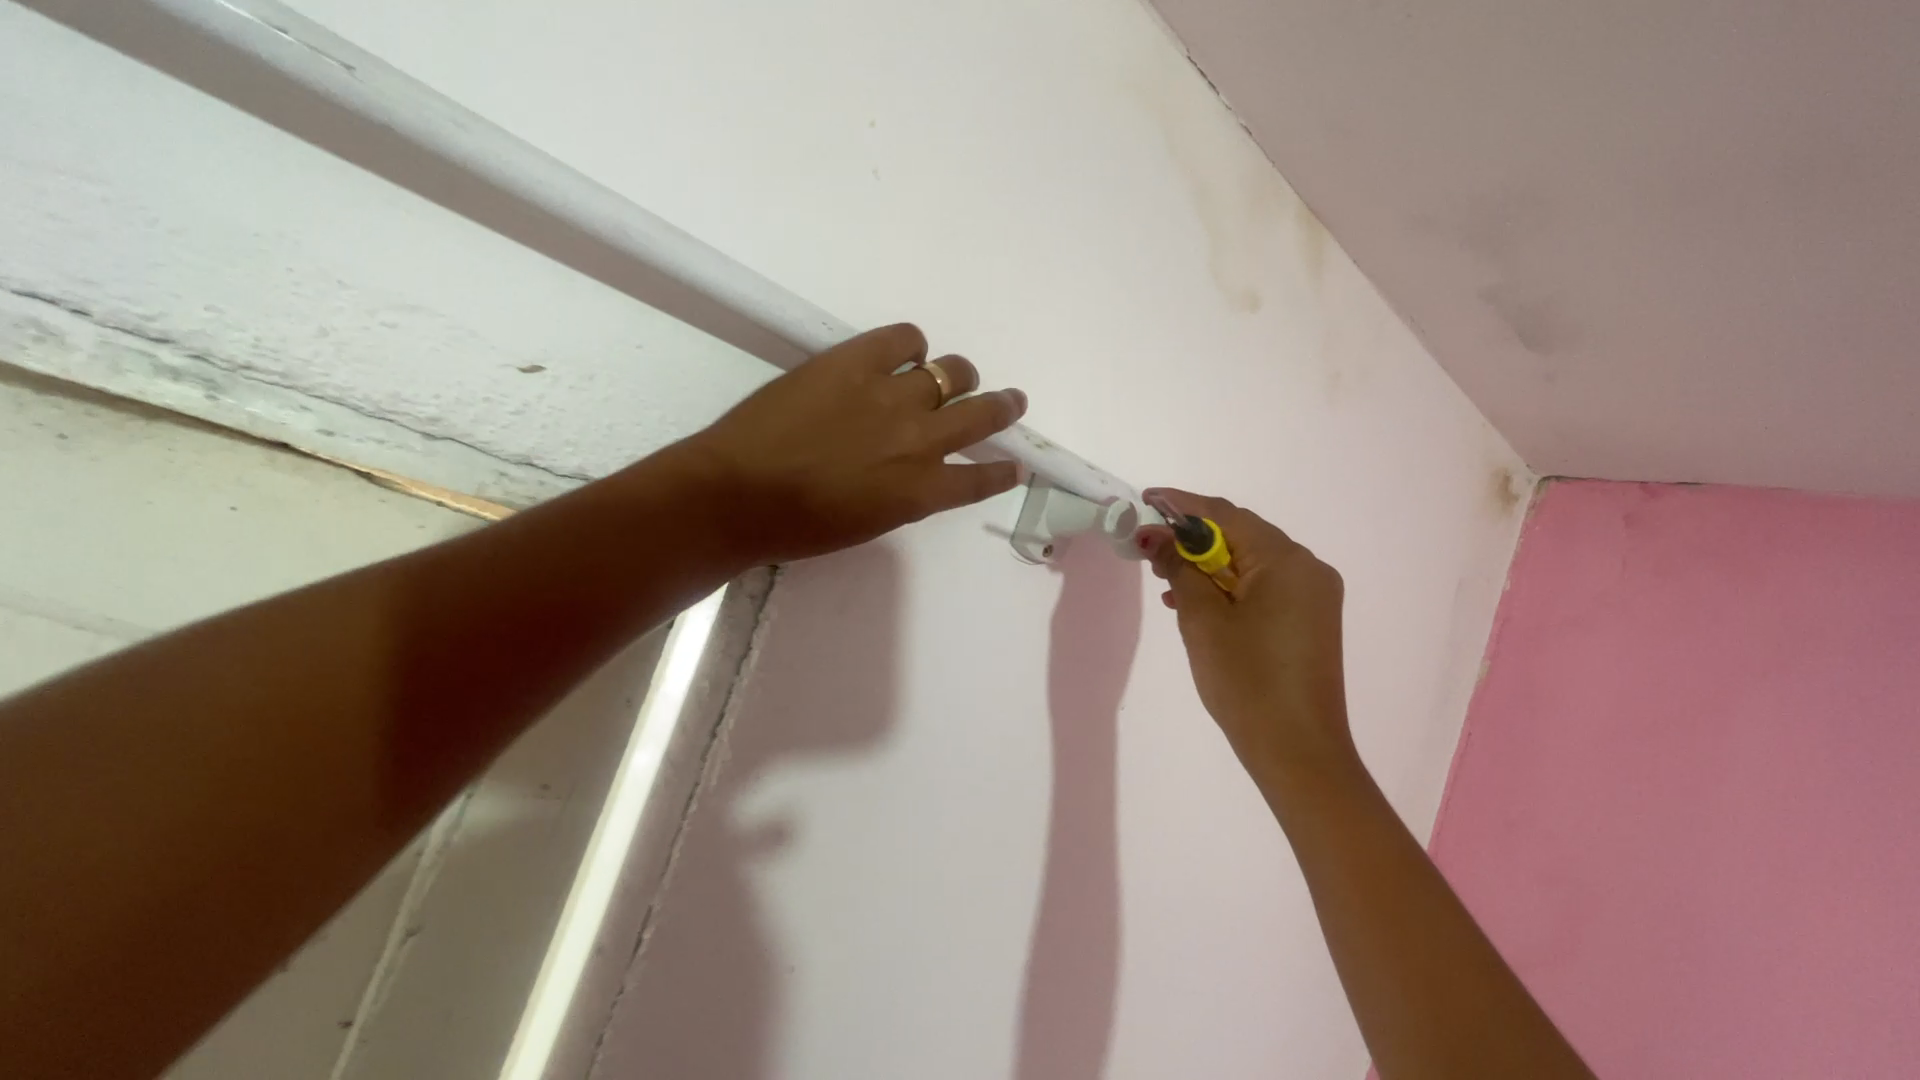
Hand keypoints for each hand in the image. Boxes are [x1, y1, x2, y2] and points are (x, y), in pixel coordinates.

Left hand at [676, 323, 1027, 564]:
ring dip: (959, 375)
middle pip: (981, 414)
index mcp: (921, 491)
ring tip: (953, 374)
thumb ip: (904, 494)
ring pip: (952, 371)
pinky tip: (906, 352)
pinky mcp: (856, 360)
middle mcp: (919, 440)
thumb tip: (914, 470)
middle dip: (1003, 408)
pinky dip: (912, 344)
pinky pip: (905, 337)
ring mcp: (890, 395)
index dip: (1001, 471)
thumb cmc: (798, 527)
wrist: (737, 495)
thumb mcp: (868, 524)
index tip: (1014, 466)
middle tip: (1009, 402)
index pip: (980, 479)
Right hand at [1138, 488, 1356, 787]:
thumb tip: (1155, 535)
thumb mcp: (1202, 620)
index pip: (1226, 515)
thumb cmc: (1246, 681)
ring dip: (1209, 565)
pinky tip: (1197, 604)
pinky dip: (1229, 588)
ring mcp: (1314, 596)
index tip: (1145, 501)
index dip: (1182, 505)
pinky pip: (1264, 588)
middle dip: (1193, 537)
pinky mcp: (1310, 621)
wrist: (1297, 751)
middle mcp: (1308, 569)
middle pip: (1243, 536)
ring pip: (1252, 563)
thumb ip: (1178, 568)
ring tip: (1166, 580)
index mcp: (1287, 561)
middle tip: (1149, 547)